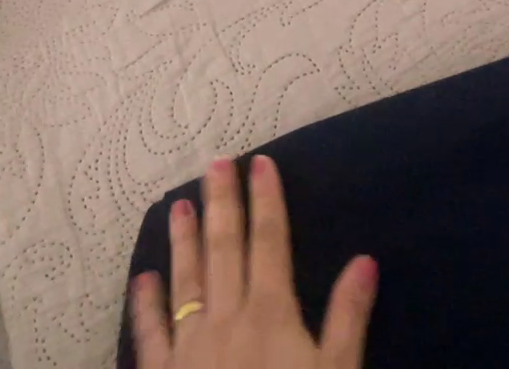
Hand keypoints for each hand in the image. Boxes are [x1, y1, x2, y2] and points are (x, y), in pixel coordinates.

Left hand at [131, 155, 377, 368]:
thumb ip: (347, 318)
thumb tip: (365, 259)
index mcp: (270, 312)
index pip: (269, 242)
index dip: (266, 200)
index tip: (260, 163)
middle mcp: (226, 317)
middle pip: (224, 248)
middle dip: (222, 203)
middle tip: (215, 162)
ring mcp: (189, 347)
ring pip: (186, 279)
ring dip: (184, 239)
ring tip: (180, 201)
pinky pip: (150, 333)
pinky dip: (145, 304)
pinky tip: (142, 277)